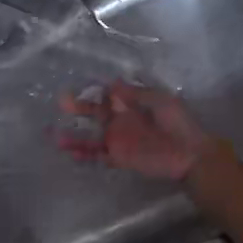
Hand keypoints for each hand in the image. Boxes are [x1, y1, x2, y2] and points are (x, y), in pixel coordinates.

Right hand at [56, 81, 214, 180]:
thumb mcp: (160, 101)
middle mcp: (121, 120)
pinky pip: (97, 155)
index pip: (107, 95)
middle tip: (62, 102)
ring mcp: (118, 139)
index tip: (80, 85)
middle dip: (78, 108)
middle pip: (94, 113)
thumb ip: (135, 94)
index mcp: (131, 104)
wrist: (190, 154)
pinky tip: (70, 152)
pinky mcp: (119, 157)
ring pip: (90, 136)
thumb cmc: (178, 123)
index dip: (94, 90)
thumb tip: (110, 85)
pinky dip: (84, 154)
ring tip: (52, 134)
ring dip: (73, 135)